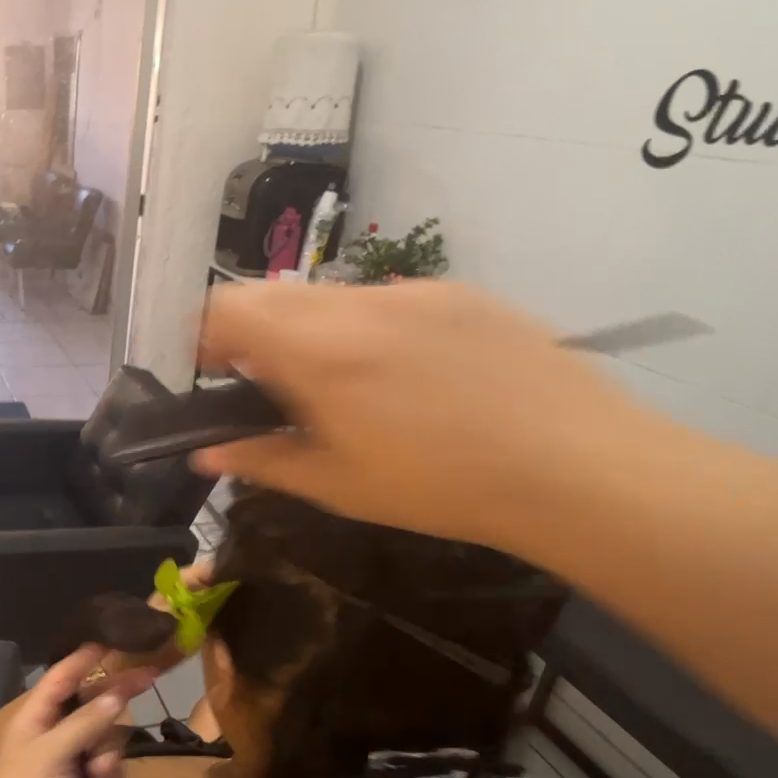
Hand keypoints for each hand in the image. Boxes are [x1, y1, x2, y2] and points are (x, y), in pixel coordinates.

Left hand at [0, 646, 154, 777]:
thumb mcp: (51, 752)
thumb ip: (86, 722)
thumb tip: (117, 695)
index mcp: (34, 718)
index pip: (62, 677)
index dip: (85, 658)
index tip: (114, 640)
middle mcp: (52, 735)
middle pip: (90, 704)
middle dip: (115, 697)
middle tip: (151, 676)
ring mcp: (68, 764)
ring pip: (104, 739)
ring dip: (107, 753)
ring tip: (97, 774)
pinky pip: (107, 770)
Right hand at [194, 280, 661, 549]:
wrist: (573, 465)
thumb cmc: (441, 486)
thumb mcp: (339, 484)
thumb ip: (262, 459)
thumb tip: (204, 453)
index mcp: (319, 351)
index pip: (227, 308)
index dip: (204, 336)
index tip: (213, 374)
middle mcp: (357, 304)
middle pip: (272, 292)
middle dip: (253, 332)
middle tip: (271, 386)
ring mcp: (411, 291)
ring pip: (329, 295)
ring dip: (310, 329)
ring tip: (343, 385)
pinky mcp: (457, 291)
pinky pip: (385, 299)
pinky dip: (366, 326)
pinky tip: (407, 375)